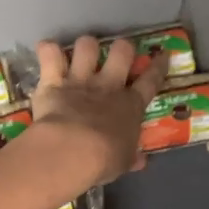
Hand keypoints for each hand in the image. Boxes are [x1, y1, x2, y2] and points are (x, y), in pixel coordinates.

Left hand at [31, 35, 168, 186]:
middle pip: (122, 51)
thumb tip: (141, 161)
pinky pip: (49, 53)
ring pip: (87, 45)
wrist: (72, 151)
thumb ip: (131, 158)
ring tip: (80, 54)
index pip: (150, 81)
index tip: (161, 55)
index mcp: (130, 106)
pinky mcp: (53, 80)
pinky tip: (47, 51)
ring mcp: (80, 79)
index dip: (158, 67)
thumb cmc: (103, 160)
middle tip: (118, 54)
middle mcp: (107, 86)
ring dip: (85, 47)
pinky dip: (47, 50)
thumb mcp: (123, 162)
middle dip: (122, 48)